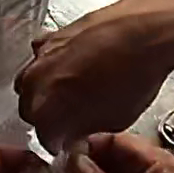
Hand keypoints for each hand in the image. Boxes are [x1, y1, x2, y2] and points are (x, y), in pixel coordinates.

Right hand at [16, 0, 173, 150]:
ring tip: (70, 92)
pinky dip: (53, 64)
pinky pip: (43, 56)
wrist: (144, 31)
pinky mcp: (52, 35)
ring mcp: (42, 55)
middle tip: (67, 120)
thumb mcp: (114, 120)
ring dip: (45, 90)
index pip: (44, 136)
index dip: (58, 142)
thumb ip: (85, 129)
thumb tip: (78, 130)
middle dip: (46, 116)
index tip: (68, 141)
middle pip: (30, 108)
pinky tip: (74, 66)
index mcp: (47, 109)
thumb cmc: (133, 74)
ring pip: (31, 81)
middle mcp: (36, 81)